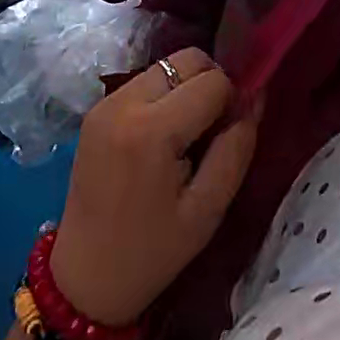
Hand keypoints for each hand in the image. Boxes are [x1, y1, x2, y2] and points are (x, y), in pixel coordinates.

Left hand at [49, 46, 258, 324]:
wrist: (83, 280)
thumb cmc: (153, 251)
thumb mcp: (210, 208)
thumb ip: (238, 145)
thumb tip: (255, 96)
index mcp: (151, 130)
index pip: (214, 81)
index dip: (232, 102)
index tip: (228, 136)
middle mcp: (124, 103)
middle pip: (189, 59)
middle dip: (211, 84)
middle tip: (211, 129)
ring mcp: (105, 103)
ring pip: (168, 65)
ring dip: (187, 88)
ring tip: (185, 135)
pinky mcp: (96, 110)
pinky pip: (146, 81)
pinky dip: (165, 95)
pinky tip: (162, 137)